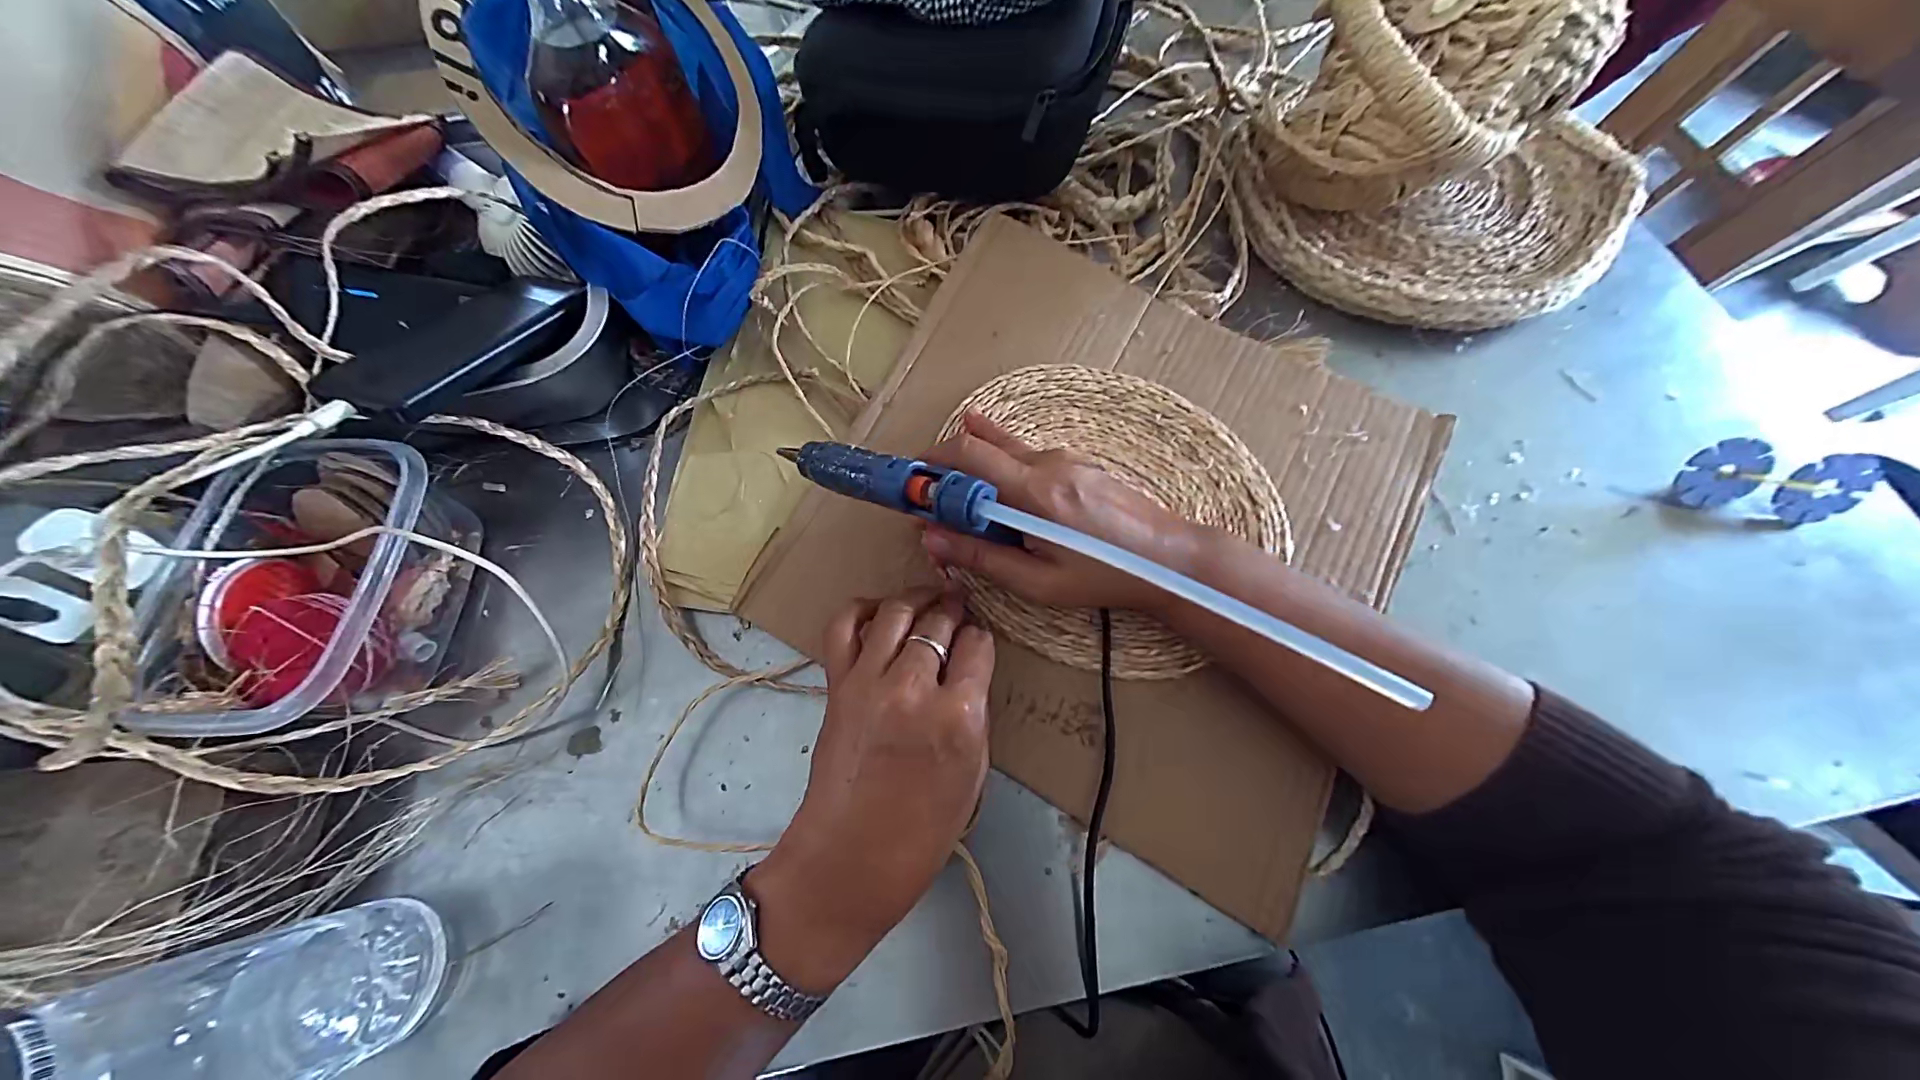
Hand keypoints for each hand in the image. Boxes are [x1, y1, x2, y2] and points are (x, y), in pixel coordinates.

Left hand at [746, 587, 993, 994]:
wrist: (850, 857)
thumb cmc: (922, 830)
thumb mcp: (974, 772)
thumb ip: (975, 713)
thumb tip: (968, 672)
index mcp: (960, 715)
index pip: (978, 645)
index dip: (980, 638)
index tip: (977, 641)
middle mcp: (915, 687)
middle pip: (939, 620)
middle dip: (953, 610)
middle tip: (956, 609)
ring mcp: (870, 681)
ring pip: (897, 611)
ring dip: (917, 599)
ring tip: (926, 602)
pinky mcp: (837, 684)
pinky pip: (844, 625)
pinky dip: (862, 608)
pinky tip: (879, 613)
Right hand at [918, 411, 1200, 613]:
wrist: (1169, 559)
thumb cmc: (1106, 576)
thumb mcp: (1039, 581)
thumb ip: (981, 556)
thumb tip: (933, 539)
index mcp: (1034, 492)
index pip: (966, 457)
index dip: (930, 469)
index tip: (911, 489)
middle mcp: (1047, 463)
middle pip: (979, 443)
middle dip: (944, 462)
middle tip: (925, 489)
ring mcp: (1066, 458)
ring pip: (1004, 447)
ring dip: (974, 464)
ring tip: (954, 488)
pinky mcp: (1078, 462)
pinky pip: (1027, 454)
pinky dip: (1002, 463)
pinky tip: (994, 476)